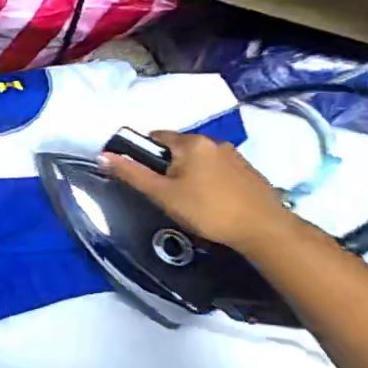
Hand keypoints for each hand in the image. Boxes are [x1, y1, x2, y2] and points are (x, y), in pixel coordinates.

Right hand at [102, 131, 301, 253]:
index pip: (155, 136)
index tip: (146, 179)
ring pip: (199, 159)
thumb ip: (132, 173)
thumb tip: (103, 155)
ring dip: (189, 173)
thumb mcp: (162, 194)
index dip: (144, 155)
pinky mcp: (249, 171)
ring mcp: (235, 155)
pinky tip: (212, 202)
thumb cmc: (207, 210)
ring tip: (190, 201)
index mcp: (190, 142)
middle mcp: (213, 141)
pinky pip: (218, 169)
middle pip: (178, 148)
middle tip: (166, 194)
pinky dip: (209, 180)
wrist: (264, 230)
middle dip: (168, 166)